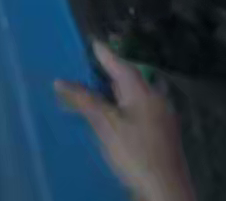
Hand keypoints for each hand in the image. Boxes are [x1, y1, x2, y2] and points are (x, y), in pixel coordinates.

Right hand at [56, 42, 195, 200]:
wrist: (167, 197)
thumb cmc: (136, 154)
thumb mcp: (104, 124)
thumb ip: (82, 98)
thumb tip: (58, 80)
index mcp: (144, 92)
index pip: (119, 64)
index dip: (102, 52)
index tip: (89, 41)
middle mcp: (156, 101)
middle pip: (128, 78)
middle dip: (107, 70)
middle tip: (85, 62)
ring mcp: (161, 119)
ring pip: (133, 95)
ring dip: (113, 89)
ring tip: (91, 85)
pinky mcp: (161, 136)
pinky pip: (137, 109)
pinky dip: (120, 104)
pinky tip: (109, 111)